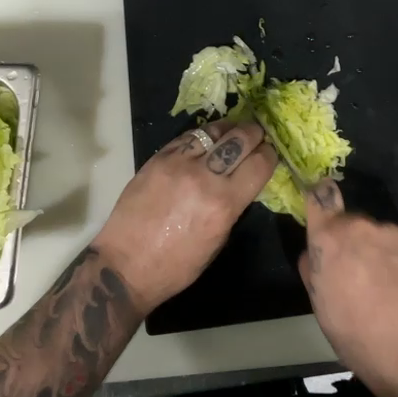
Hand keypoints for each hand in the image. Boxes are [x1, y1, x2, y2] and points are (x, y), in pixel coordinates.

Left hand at [92, 120, 277, 313]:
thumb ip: (234, 206)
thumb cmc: (177, 266)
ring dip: (229, 130)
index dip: (270, 156)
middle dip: (254, 135)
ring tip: (233, 133)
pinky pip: (189, 136)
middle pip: (240, 138)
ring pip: (214, 131)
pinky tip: (207, 140)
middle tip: (257, 136)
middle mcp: (204, 177)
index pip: (259, 164)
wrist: (127, 264)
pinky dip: (203, 136)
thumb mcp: (218, 240)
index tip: (270, 155)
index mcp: (224, 204)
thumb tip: (244, 181)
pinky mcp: (159, 157)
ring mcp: (179, 163)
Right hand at [299, 182, 397, 396]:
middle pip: (352, 224)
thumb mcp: (321, 306)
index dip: (321, 198)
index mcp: (328, 239)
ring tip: (391, 288)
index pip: (319, 197)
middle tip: (362, 275)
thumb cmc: (357, 335)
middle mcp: (360, 226)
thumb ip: (314, 269)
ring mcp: (393, 231)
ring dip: (381, 253)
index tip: (324, 201)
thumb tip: (315, 254)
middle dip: (354, 242)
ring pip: (380, 237)